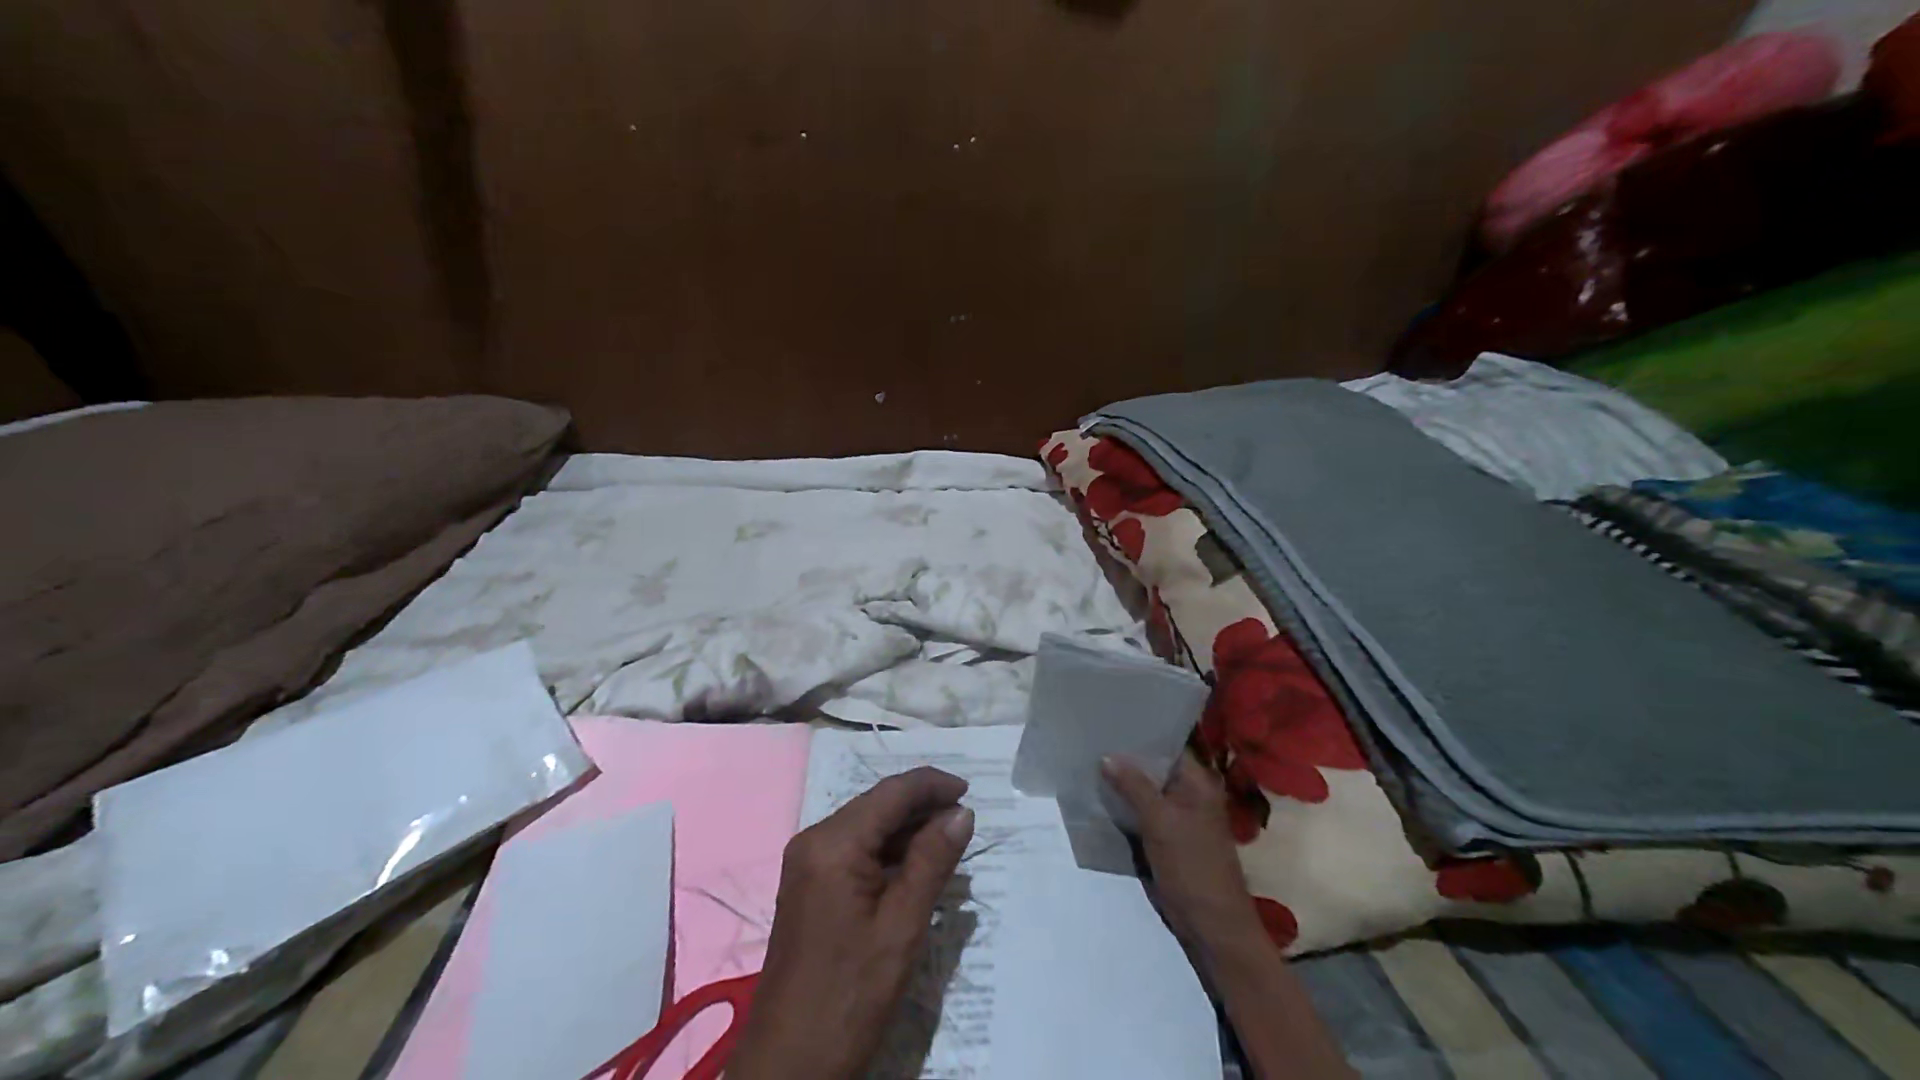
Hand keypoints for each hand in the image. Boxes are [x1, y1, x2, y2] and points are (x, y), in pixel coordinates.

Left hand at [725, 767, 975, 1079]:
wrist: (790, 1062)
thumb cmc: (851, 994)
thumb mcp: (902, 926)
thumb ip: (932, 861)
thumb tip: (960, 813)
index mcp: (833, 844)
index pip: (890, 793)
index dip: (931, 785)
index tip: (970, 790)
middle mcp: (814, 840)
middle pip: (876, 804)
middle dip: (921, 804)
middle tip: (965, 817)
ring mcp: (806, 863)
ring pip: (865, 825)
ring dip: (906, 827)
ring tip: (949, 837)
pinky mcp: (808, 884)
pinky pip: (854, 849)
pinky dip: (886, 850)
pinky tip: (915, 863)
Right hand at [1103, 752, 1261, 951]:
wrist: (1212, 926)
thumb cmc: (1192, 867)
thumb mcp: (1160, 821)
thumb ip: (1134, 786)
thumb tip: (1107, 756)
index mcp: (1198, 783)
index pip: (1168, 747)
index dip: (1141, 735)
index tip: (1109, 722)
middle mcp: (1190, 795)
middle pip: (1155, 769)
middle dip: (1126, 759)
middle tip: (1090, 741)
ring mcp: (1179, 819)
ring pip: (1146, 793)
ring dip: (1122, 784)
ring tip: (1087, 763)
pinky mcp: (1167, 840)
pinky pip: (1142, 814)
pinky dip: (1125, 808)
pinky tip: (1098, 798)